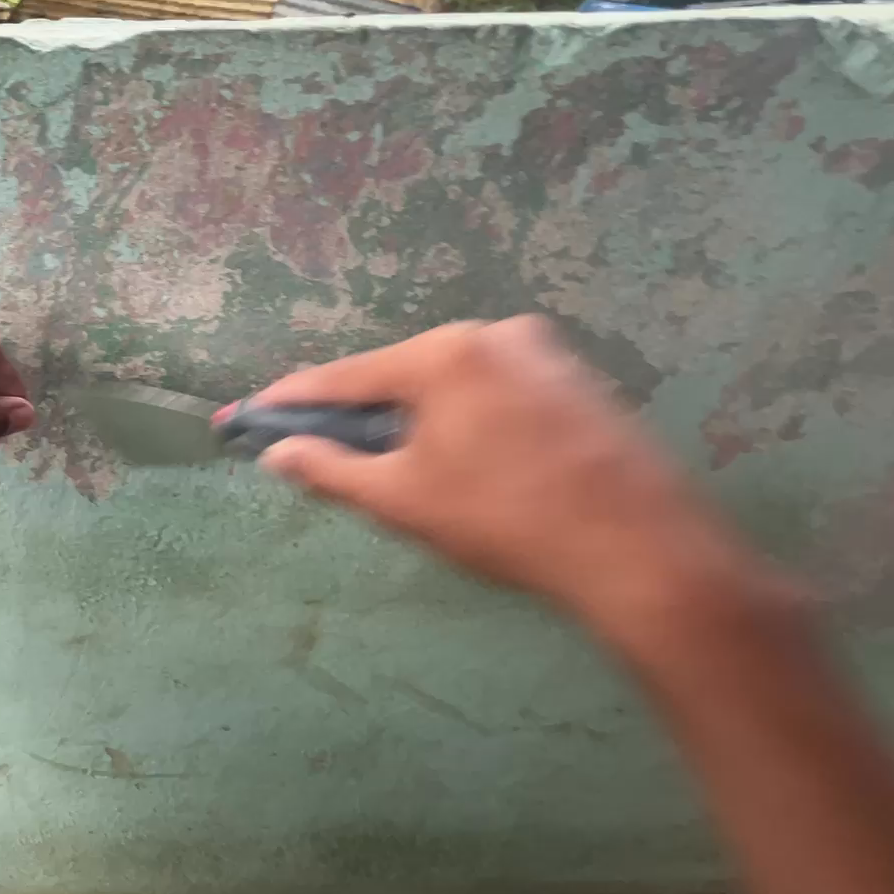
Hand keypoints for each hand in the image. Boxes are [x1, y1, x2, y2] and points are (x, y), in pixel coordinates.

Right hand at [233, 316, 768, 641]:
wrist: (648, 557)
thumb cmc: (504, 520)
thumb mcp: (398, 498)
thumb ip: (327, 468)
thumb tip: (276, 454)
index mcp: (441, 355)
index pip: (341, 378)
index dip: (287, 402)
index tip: (244, 416)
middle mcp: (490, 336)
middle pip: (391, 376)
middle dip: (349, 413)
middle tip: (311, 446)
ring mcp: (541, 353)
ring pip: (440, 383)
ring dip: (401, 417)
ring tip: (380, 460)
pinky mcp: (575, 380)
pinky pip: (484, 391)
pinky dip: (450, 417)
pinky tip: (448, 455)